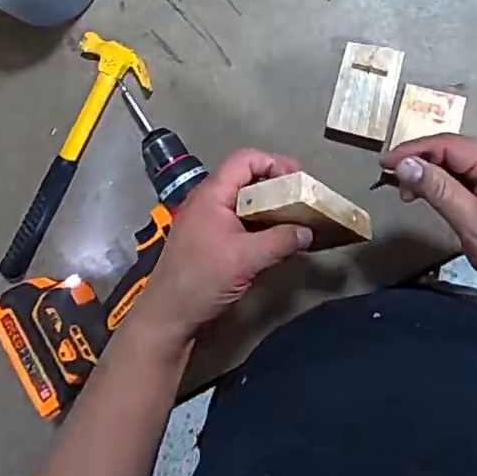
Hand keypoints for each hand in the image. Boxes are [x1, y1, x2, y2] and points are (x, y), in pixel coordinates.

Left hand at [127, 149, 313, 347]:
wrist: (168, 315)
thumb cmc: (201, 279)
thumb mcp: (246, 259)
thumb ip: (280, 241)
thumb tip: (308, 231)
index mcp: (211, 194)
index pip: (244, 159)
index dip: (273, 161)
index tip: (298, 177)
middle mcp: (208, 200)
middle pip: (245, 177)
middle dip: (275, 183)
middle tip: (301, 195)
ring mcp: (207, 220)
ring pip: (243, 200)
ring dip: (269, 204)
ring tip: (294, 215)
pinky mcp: (209, 239)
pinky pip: (239, 219)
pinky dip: (259, 222)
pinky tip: (276, 237)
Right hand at [381, 136, 476, 323]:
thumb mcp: (474, 227)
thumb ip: (438, 190)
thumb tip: (404, 163)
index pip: (450, 144)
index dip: (413, 151)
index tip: (383, 165)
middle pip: (460, 152)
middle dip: (424, 164)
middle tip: (395, 185)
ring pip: (470, 166)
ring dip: (440, 176)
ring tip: (414, 195)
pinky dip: (459, 187)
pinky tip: (444, 200)